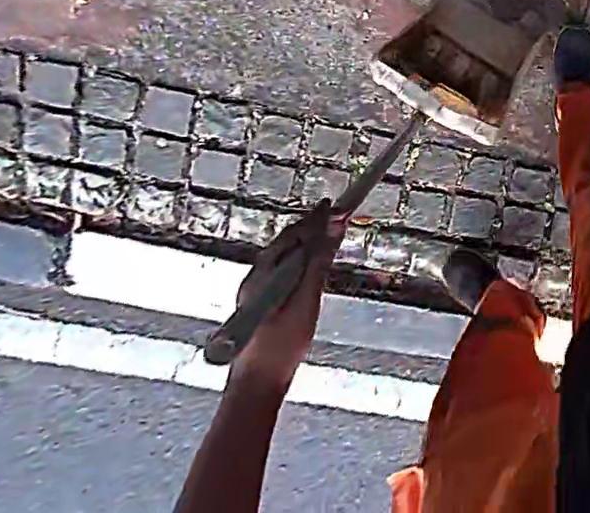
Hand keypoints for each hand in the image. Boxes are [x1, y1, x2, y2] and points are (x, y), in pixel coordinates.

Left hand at [229, 199, 339, 392]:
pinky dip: (301, 257)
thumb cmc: (283, 343)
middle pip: (285, 243)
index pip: (292, 236)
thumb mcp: (307, 299)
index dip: (314, 220)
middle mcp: (255, 278)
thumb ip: (318, 263)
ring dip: (306, 241)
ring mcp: (256, 291)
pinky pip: (283, 269)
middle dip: (309, 227)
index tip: (333, 206)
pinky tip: (312, 261)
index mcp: (263, 275)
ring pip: (283, 256)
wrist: (258, 384)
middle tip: (334, 215)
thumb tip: (333, 229)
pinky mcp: (262, 302)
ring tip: (327, 232)